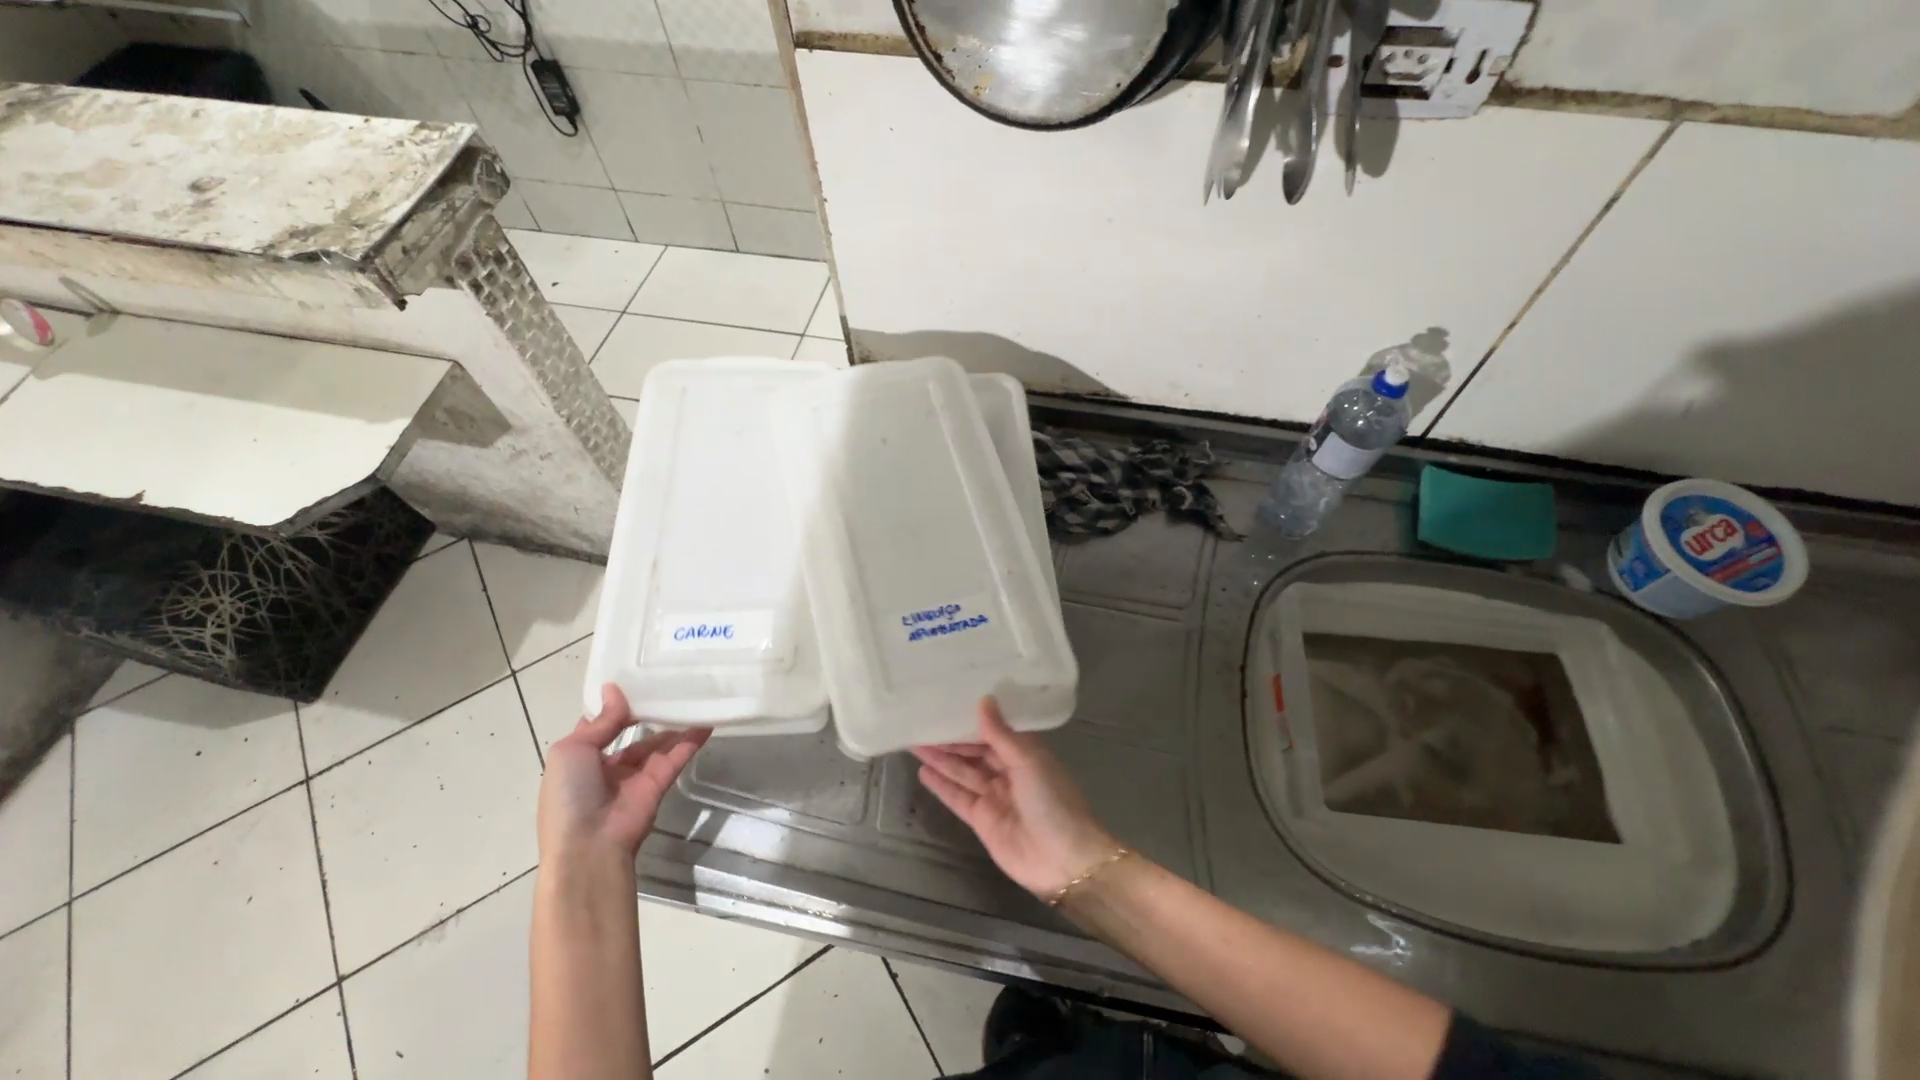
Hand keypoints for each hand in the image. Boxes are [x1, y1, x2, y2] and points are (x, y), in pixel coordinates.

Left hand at [538, 684, 710, 865]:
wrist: (589, 845)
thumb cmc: (569, 794)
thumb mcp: (572, 750)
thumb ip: (602, 722)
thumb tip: (615, 689)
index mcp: (579, 759)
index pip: (598, 727)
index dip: (611, 706)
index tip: (631, 680)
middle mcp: (606, 767)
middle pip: (631, 735)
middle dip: (646, 712)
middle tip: (667, 684)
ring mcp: (634, 777)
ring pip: (656, 745)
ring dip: (672, 725)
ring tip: (691, 697)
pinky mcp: (659, 785)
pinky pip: (676, 758)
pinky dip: (690, 741)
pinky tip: (706, 721)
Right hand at [912, 698, 1118, 898]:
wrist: (1061, 859)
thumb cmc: (1052, 801)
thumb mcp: (1028, 761)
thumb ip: (1001, 735)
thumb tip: (984, 700)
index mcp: (1026, 754)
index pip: (993, 732)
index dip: (971, 720)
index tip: (948, 704)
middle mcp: (1009, 772)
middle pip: (974, 752)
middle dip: (950, 740)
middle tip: (922, 723)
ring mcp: (994, 797)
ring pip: (962, 772)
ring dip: (941, 759)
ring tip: (914, 743)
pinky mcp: (981, 820)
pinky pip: (958, 797)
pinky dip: (941, 785)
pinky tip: (923, 771)